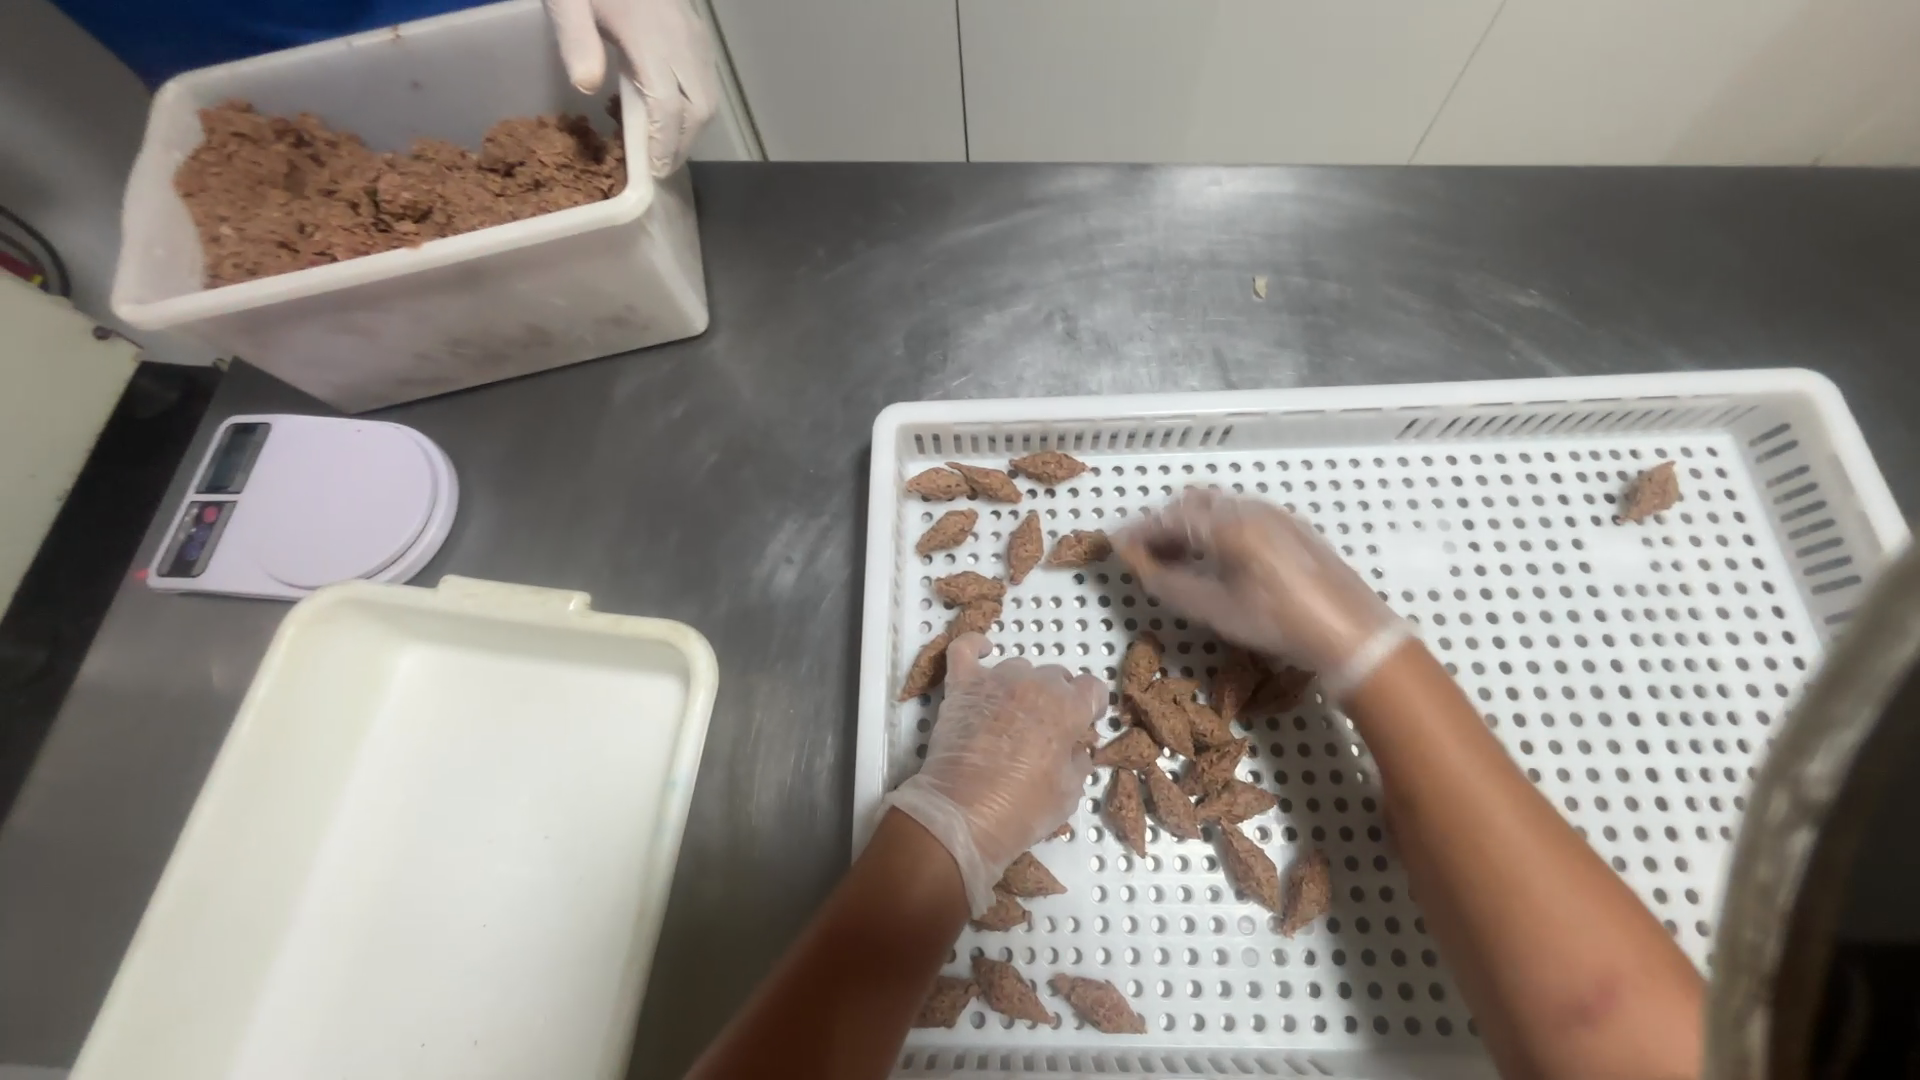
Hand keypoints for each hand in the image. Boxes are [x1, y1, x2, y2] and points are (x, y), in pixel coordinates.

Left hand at [544, 0, 719, 176]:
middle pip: (698, 110)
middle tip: (660, 166)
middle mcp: (682, 40)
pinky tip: (673, 115)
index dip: (663, 143)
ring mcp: (694, 36)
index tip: (652, 169)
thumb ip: (576, 40)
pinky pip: (706, 82)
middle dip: (682, 145)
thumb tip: (588, 87)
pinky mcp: (697, 33)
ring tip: (666, 146)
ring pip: (708, 100)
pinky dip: (694, 109)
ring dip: (691, 131)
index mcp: (649, 34)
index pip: (668, 106)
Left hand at [882, 634, 1103, 914]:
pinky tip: (982, 653)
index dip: (1091, 707)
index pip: (1093, 688)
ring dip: (1022, 686)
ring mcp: (996, 680)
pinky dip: (975, 647)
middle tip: (1046, 730)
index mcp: (1068, 707)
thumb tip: (1076, 745)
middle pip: (1056, 677)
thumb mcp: (1071, 792)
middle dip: (1058, 699)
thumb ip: (1079, 758)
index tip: (1083, 726)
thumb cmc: (1023, 809)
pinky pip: (966, 649)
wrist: (964, 814)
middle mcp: (1035, 684)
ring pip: (1019, 668)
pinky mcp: (962, 685)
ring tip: (1012, 715)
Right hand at [1114, 488, 1410, 698]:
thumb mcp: (1214, 608)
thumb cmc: (1278, 622)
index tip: (1118, 547)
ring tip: (1178, 559)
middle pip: (1191, 504)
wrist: (1352, 633)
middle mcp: (1249, 508)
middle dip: (1163, 526)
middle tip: (1146, 555)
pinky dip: (1216, 529)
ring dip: (1190, 526)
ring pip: (1217, 508)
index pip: (1169, 518)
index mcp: (1227, 523)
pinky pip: (1240, 515)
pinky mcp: (1291, 527)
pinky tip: (1217, 559)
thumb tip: (1138, 565)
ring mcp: (1274, 514)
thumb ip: (1168, 583)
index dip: (1139, 532)